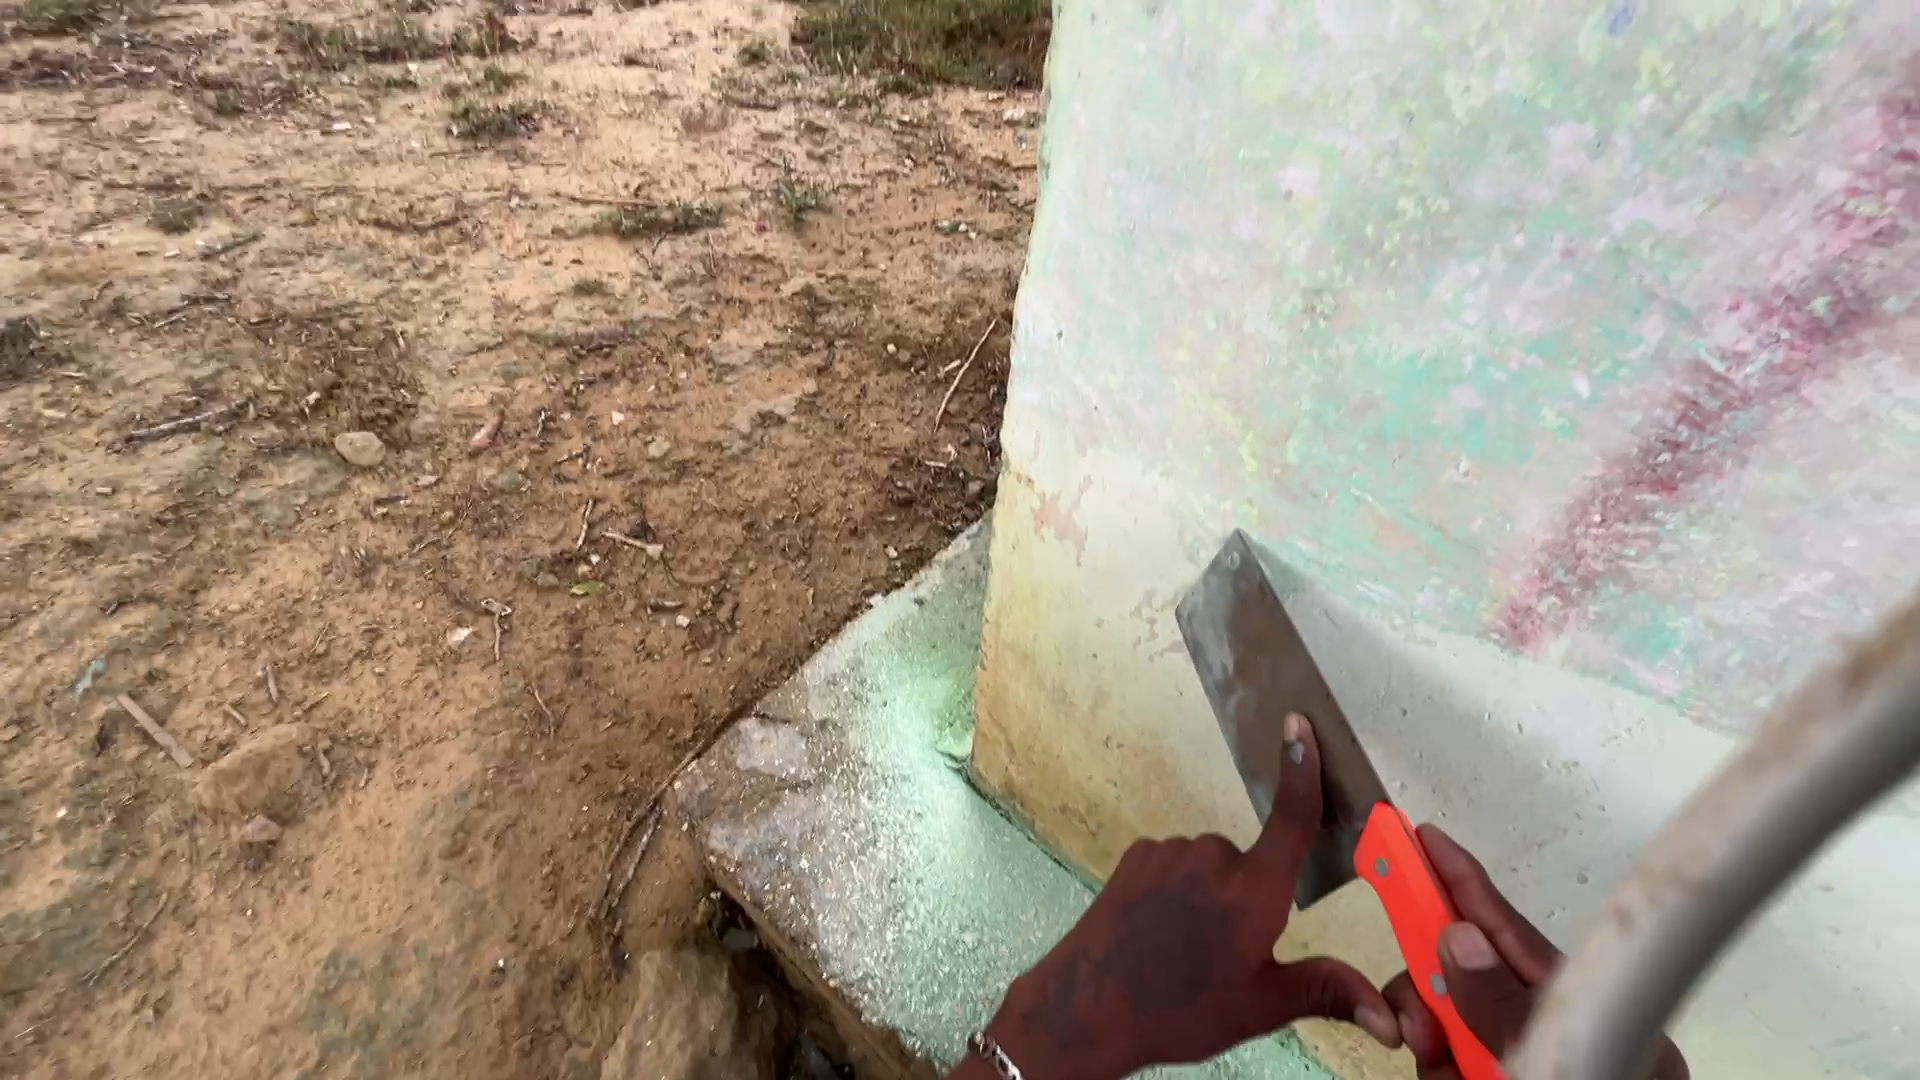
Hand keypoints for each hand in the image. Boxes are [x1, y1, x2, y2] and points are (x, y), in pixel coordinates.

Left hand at [973, 714, 1400, 1079]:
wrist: (1092, 1001)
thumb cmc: (1183, 1006)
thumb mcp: (1261, 1005)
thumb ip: (1326, 989)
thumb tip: (1391, 1017)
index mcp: (1254, 889)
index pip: (1291, 819)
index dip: (1301, 768)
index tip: (1298, 722)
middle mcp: (1213, 855)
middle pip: (1249, 862)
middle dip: (1247, 895)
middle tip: (1223, 948)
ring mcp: (1170, 849)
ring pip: (1209, 864)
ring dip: (1208, 892)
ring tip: (1184, 943)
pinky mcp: (1138, 852)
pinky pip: (1174, 862)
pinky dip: (1176, 886)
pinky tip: (1158, 924)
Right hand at [1384, 825, 1689, 1079]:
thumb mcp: (1555, 1076)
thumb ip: (1506, 1012)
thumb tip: (1456, 933)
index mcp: (1598, 1022)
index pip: (1513, 934)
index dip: (1461, 879)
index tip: (1417, 834)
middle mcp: (1557, 1033)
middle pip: (1471, 968)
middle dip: (1431, 976)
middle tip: (1414, 1013)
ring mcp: (1520, 1058)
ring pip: (1446, 1010)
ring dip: (1426, 1027)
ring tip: (1430, 1061)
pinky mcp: (1485, 1077)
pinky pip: (1443, 1051)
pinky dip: (1431, 1057)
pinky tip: (1436, 1070)